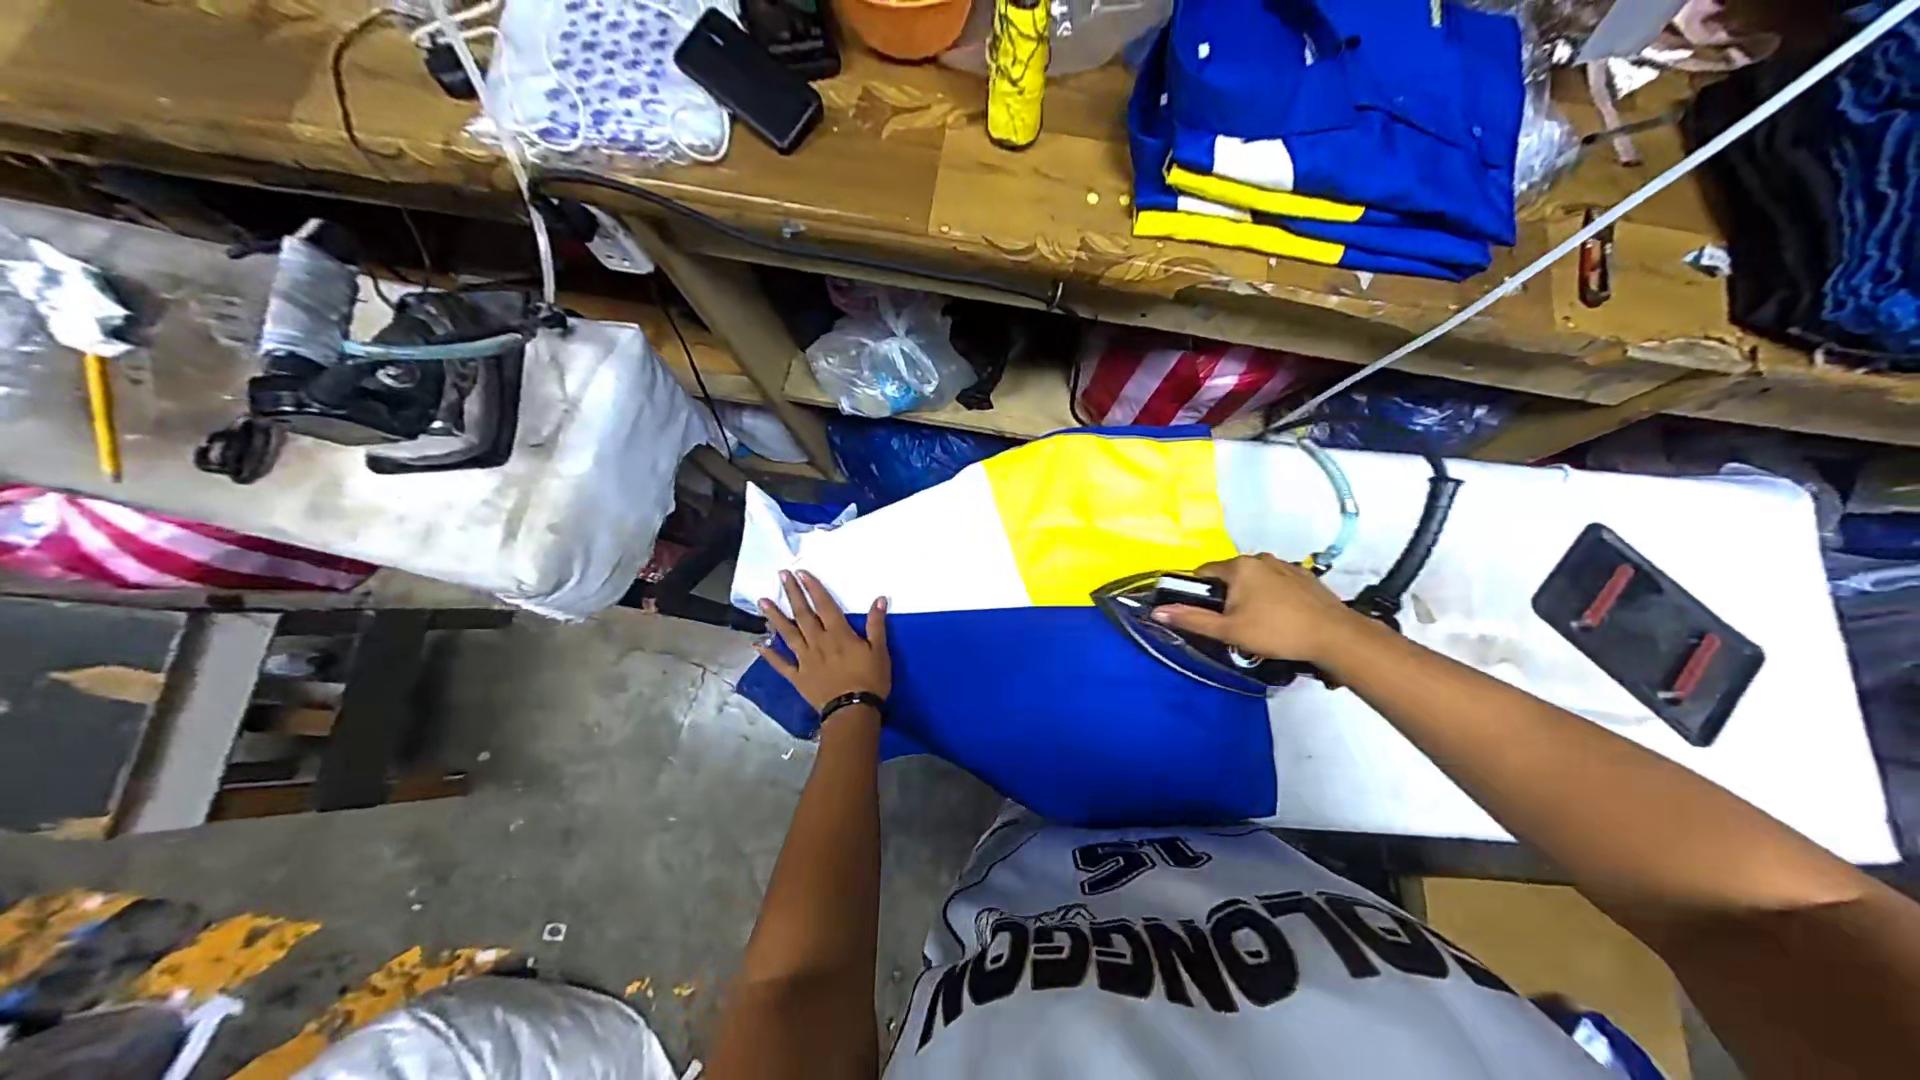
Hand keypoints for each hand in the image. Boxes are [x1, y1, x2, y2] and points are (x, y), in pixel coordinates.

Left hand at [756, 569, 890, 711]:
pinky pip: (781, 663)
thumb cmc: (870, 680)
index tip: (801, 573)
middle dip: (792, 593)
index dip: (813, 587)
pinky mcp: (798, 676)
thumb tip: (879, 598)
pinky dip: (769, 654)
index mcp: (838, 634)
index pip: (824, 605)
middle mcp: (818, 641)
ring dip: (775, 616)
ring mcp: (805, 659)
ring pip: (787, 633)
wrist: (853, 710)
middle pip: (803, 614)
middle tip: (781, 575)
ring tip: (762, 601)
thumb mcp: (880, 650)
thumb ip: (876, 624)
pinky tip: (757, 643)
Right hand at [1151, 554, 1364, 665]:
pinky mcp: (1306, 576)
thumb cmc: (1276, 632)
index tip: (1204, 614)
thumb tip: (1157, 612)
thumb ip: (1192, 619)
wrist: (1334, 636)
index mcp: (1238, 567)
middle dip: (1227, 597)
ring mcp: (1285, 565)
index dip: (1198, 593)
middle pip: (1230, 576)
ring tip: (1259, 624)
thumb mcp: (1229, 630)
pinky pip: (1277, 583)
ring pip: (1255, 579)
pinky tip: (1281, 618)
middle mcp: (1260, 558)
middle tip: (1233, 625)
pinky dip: (1273, 597)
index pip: (1203, 573)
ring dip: (1250, 596)